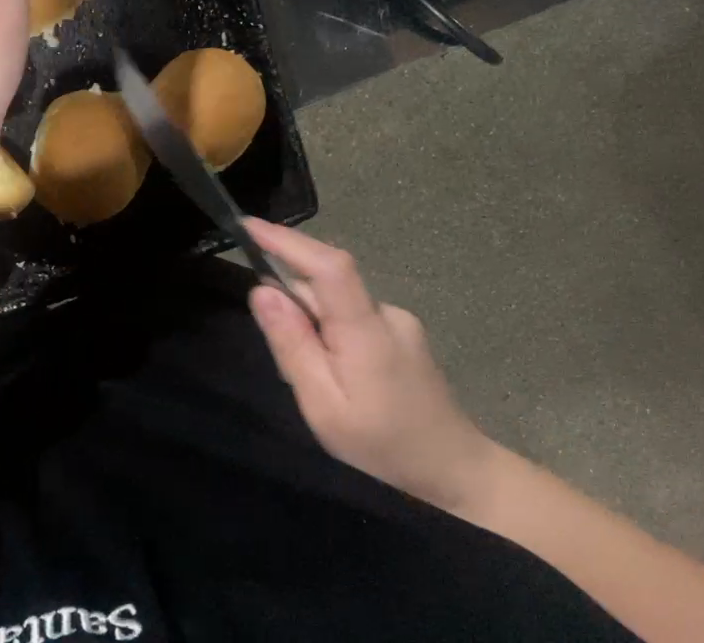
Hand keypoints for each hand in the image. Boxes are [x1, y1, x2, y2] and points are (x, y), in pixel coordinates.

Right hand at [244, 219, 499, 514]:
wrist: (457, 476)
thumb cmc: (383, 447)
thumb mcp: (324, 406)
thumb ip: (292, 345)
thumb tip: (262, 289)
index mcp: (367, 331)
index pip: (329, 266)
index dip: (287, 241)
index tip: (246, 227)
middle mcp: (388, 314)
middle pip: (326, 282)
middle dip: (290, 297)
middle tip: (280, 355)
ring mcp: (399, 324)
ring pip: (335, 302)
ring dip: (310, 321)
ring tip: (312, 379)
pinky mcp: (402, 336)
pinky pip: (350, 316)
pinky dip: (328, 331)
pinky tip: (333, 376)